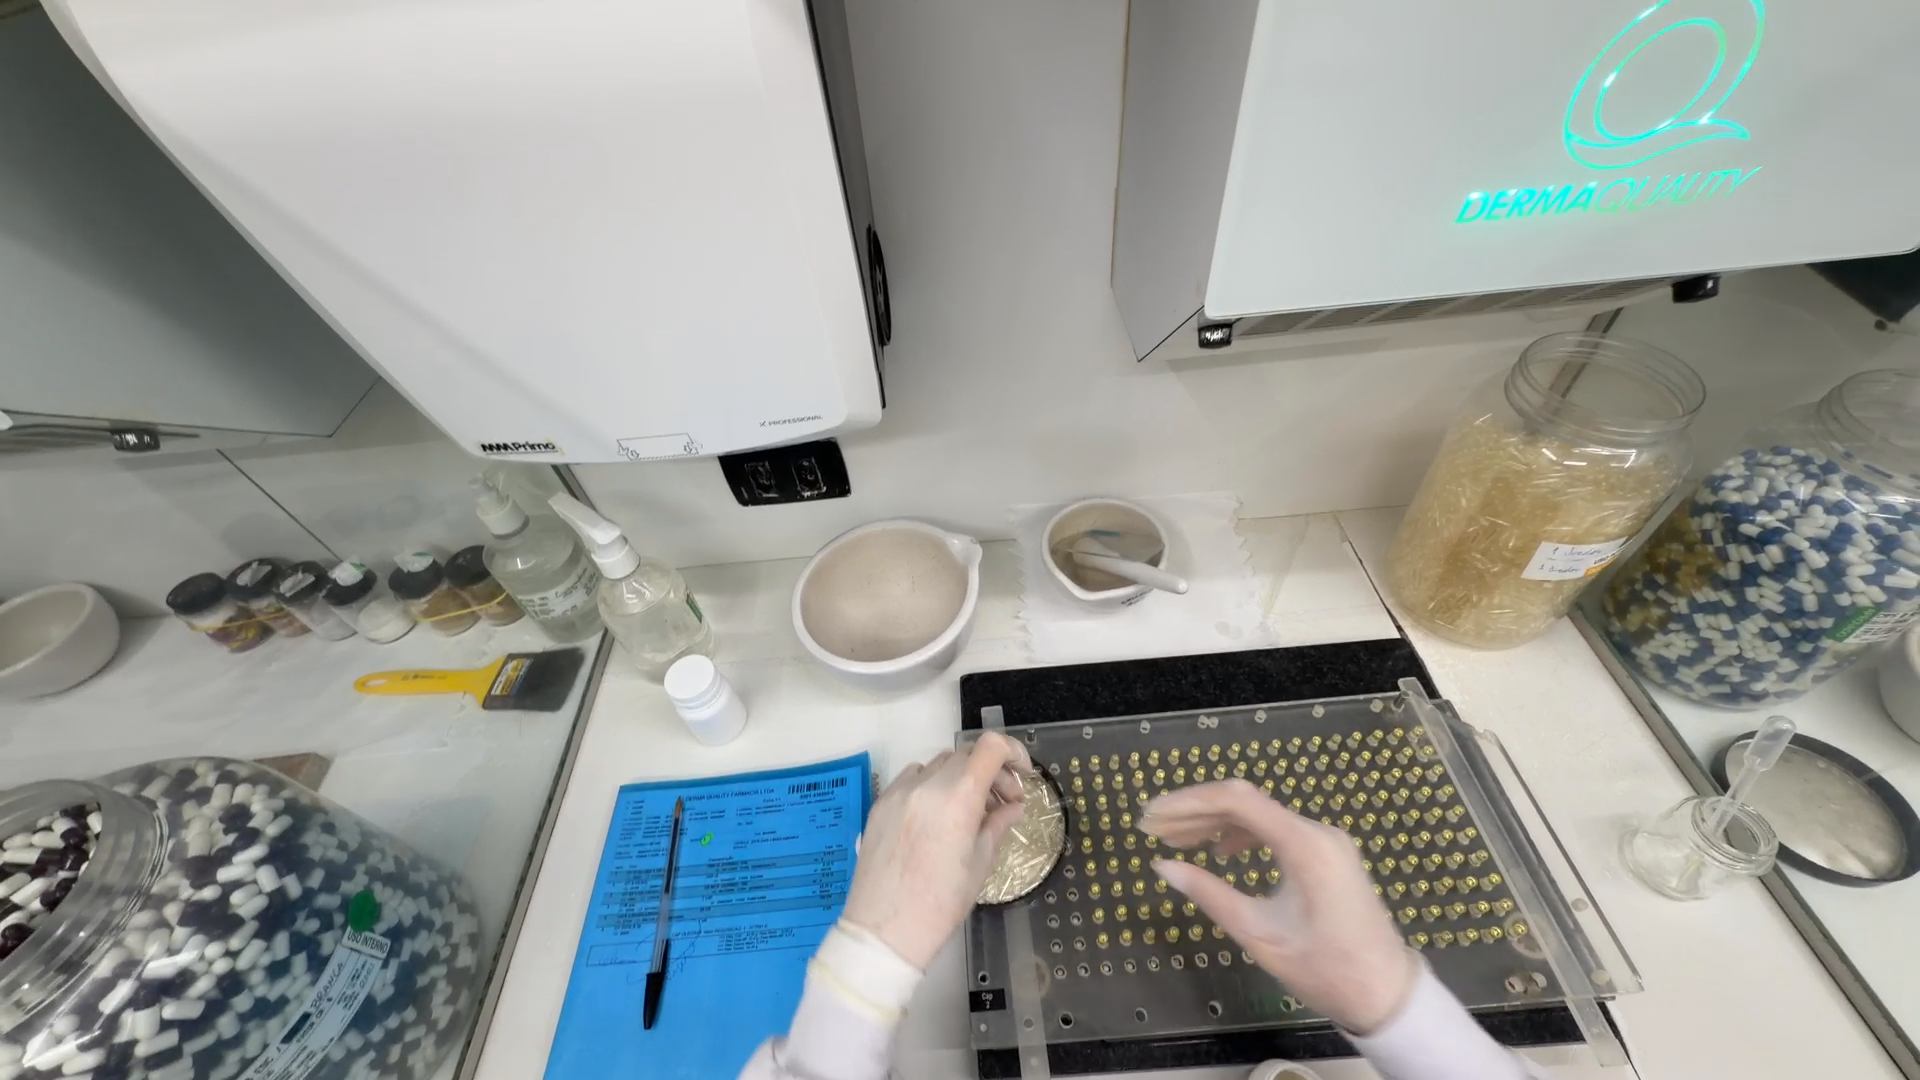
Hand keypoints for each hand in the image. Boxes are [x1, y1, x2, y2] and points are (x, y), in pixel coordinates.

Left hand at [842, 733, 1032, 969]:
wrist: (884, 931)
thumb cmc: (940, 904)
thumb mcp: (980, 864)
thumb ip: (997, 825)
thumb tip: (1014, 807)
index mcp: (958, 798)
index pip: (990, 747)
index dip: (1013, 752)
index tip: (1022, 774)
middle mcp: (928, 784)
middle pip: (967, 754)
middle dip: (992, 771)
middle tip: (1003, 801)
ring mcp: (900, 790)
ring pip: (940, 763)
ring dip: (961, 775)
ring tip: (970, 808)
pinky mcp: (881, 801)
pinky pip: (913, 776)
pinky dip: (932, 783)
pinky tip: (937, 812)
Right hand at [1142, 779, 1419, 1033]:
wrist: (1389, 998)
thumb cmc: (1325, 970)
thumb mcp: (1259, 934)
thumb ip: (1209, 894)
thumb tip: (1162, 866)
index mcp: (1304, 845)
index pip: (1236, 800)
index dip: (1188, 802)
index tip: (1152, 816)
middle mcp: (1316, 830)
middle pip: (1243, 802)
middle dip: (1193, 812)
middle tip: (1152, 828)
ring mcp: (1323, 839)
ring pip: (1256, 813)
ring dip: (1213, 821)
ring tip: (1174, 839)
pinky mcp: (1324, 852)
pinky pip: (1273, 828)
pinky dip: (1239, 833)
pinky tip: (1217, 850)